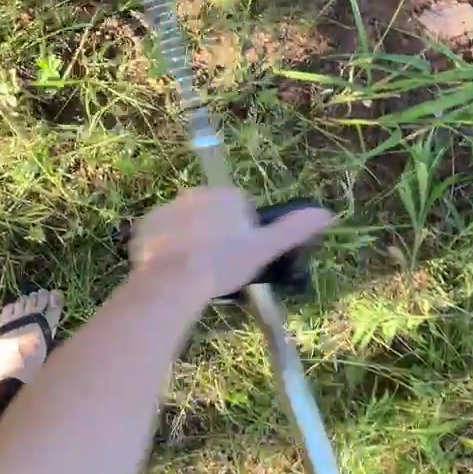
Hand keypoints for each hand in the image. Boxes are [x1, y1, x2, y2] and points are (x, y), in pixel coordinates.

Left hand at [128, 187, 333, 302]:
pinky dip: (166, 247)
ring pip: (186, 223)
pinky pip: (161, 233)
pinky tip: (172, 268)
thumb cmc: (223, 264)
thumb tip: (326, 213)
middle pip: (211, 214)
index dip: (241, 233)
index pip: (239, 209)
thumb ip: (293, 229)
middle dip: (215, 233)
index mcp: (225, 195)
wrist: (173, 280)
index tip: (237, 254)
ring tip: (193, 269)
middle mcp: (194, 193)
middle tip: (217, 264)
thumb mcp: (263, 248)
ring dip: (190, 240)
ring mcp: (167, 207)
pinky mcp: (145, 224)